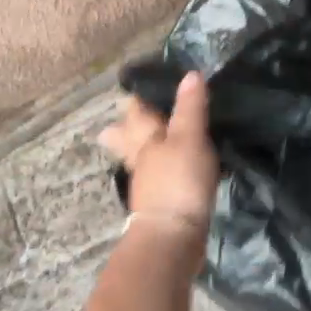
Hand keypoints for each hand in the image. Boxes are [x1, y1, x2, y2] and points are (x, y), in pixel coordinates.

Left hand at [98, 72, 220, 234]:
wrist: (172, 237)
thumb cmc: (178, 181)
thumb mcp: (189, 138)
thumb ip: (190, 107)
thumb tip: (191, 74)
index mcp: (143, 138)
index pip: (136, 111)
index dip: (137, 98)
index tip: (139, 87)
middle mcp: (140, 158)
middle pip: (125, 138)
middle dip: (123, 128)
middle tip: (119, 119)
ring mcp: (148, 183)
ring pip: (139, 159)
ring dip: (142, 150)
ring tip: (148, 143)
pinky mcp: (162, 203)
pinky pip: (159, 178)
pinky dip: (164, 171)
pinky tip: (174, 172)